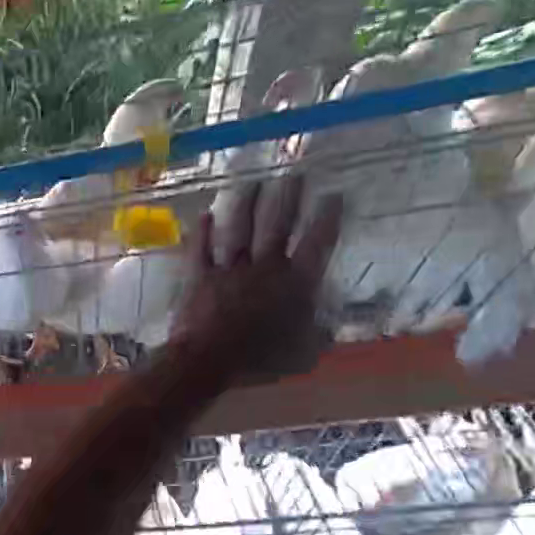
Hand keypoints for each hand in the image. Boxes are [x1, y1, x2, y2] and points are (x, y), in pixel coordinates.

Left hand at [169, 173, 342, 376]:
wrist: (207, 360)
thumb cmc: (258, 361)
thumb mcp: (301, 353)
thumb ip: (318, 334)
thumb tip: (332, 325)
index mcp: (293, 284)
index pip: (316, 245)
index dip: (327, 220)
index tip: (334, 195)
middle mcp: (263, 268)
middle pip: (277, 226)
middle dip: (288, 198)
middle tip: (295, 173)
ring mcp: (229, 269)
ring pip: (240, 229)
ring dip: (246, 204)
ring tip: (253, 182)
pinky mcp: (199, 275)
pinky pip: (201, 248)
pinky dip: (202, 232)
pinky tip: (204, 214)